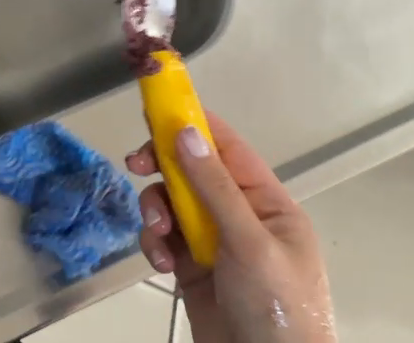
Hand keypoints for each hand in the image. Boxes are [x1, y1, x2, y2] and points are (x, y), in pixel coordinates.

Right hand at [127, 113, 335, 342]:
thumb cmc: (277, 308)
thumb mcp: (249, 244)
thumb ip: (214, 187)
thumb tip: (185, 130)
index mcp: (267, 204)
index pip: (226, 146)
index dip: (191, 121)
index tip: (153, 105)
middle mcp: (239, 216)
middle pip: (190, 170)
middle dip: (162, 168)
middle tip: (136, 165)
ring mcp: (214, 241)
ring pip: (170, 201)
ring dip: (155, 212)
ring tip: (158, 236)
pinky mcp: (191, 265)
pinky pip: (163, 235)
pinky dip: (154, 242)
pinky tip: (160, 262)